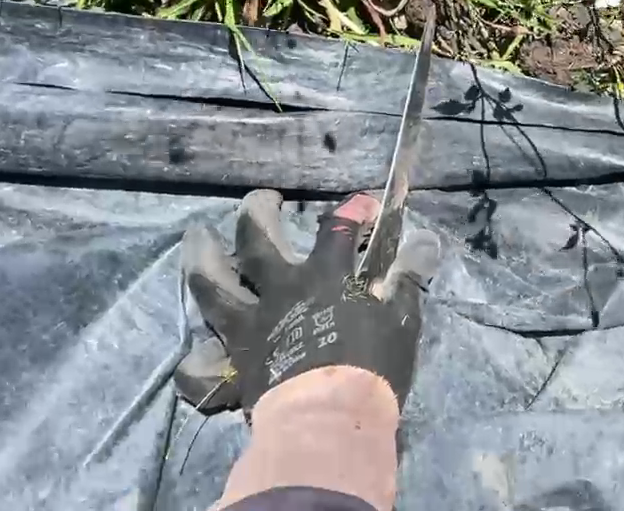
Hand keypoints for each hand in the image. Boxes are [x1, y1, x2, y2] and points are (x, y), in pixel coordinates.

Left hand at [174, 189, 439, 412]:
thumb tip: (427, 241)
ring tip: (197, 238)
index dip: (353, 209)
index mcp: (324, 275)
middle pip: (257, 241)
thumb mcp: (401, 315)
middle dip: (258, 213)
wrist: (326, 423)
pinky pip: (202, 365)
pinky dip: (198, 358)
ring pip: (213, 286)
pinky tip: (198, 350)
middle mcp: (280, 291)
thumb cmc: (369, 364)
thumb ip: (408, 275)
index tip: (367, 205)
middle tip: (261, 200)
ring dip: (203, 259)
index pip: (338, 226)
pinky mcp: (235, 367)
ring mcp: (250, 327)